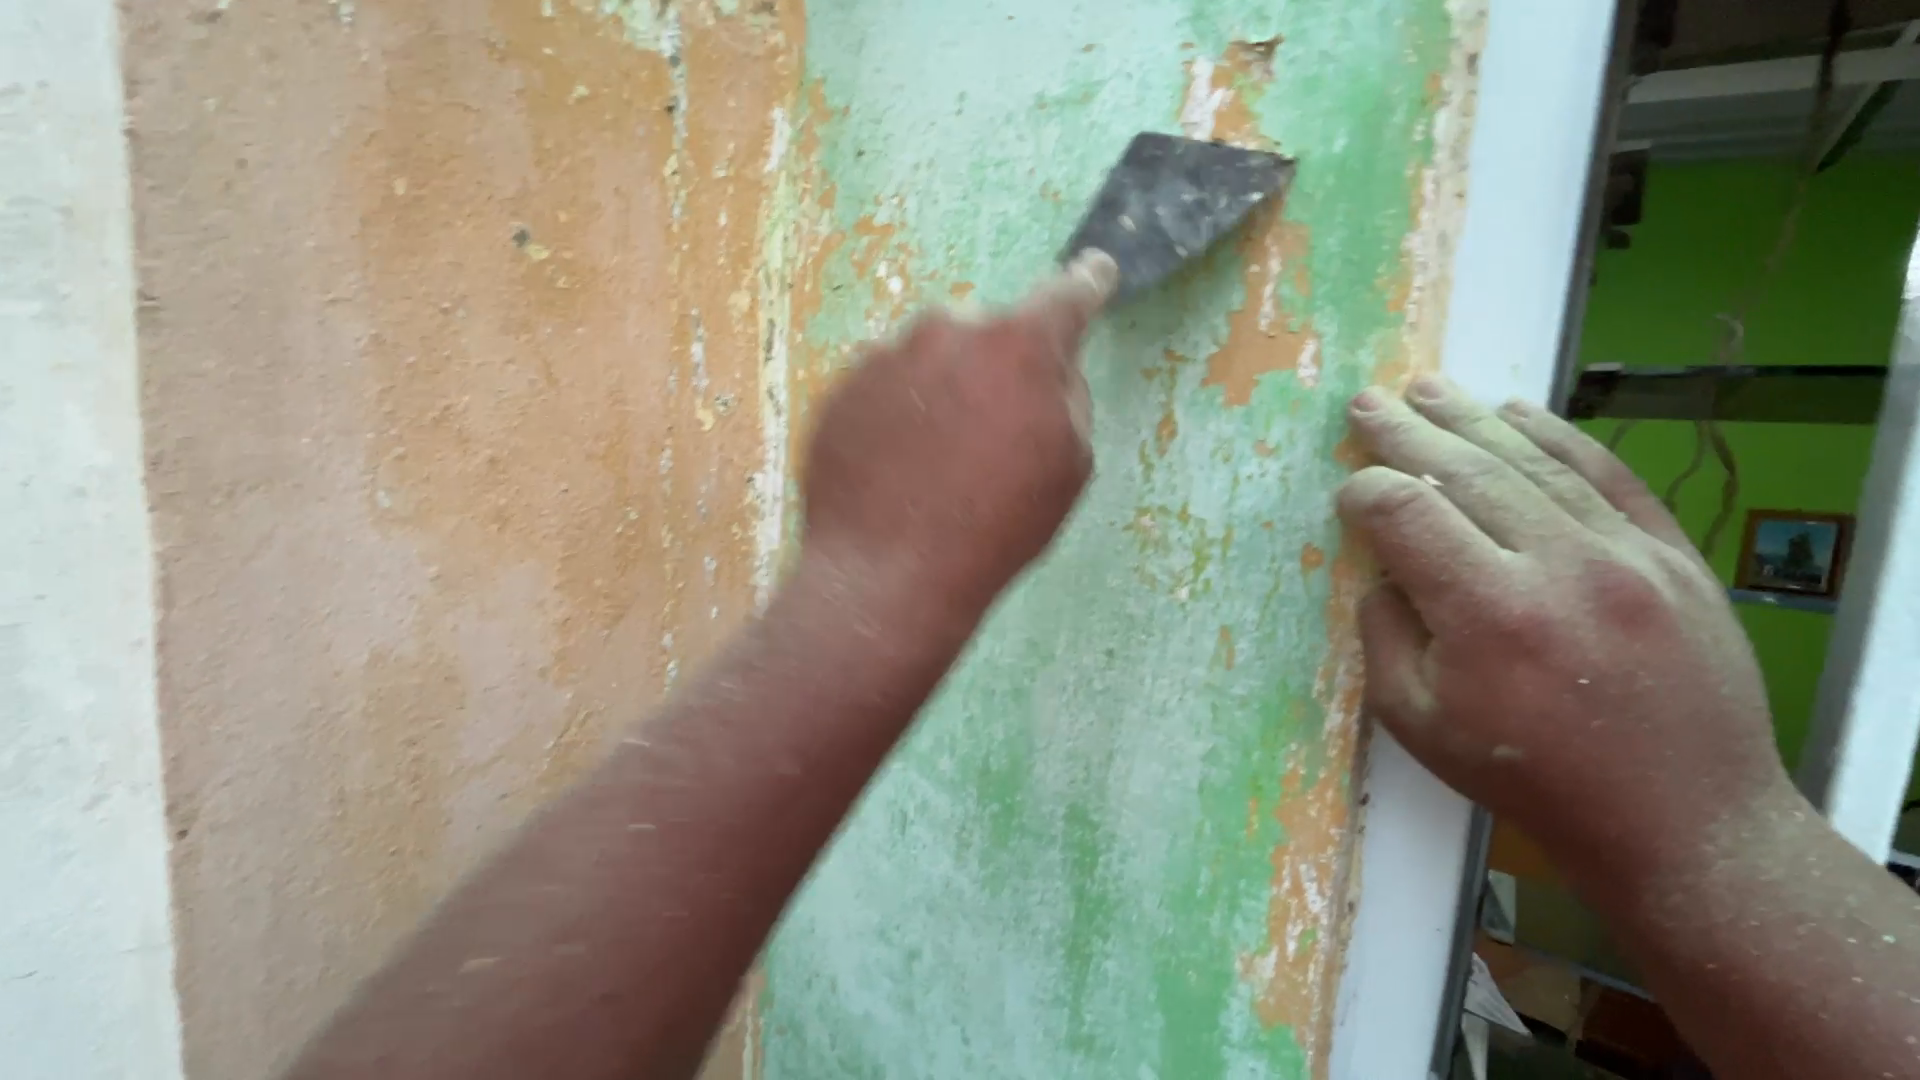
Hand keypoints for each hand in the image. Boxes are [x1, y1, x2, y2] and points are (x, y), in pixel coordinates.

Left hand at [798, 251, 1117, 624]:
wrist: (888, 574)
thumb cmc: (997, 527)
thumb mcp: (1069, 468)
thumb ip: (1069, 397)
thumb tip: (1052, 368)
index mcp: (1017, 346)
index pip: (1065, 297)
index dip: (1085, 286)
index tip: (1093, 272)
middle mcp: (948, 330)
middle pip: (988, 333)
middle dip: (998, 366)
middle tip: (991, 431)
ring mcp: (886, 353)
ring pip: (933, 356)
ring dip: (945, 387)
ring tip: (935, 459)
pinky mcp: (842, 384)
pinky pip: (888, 382)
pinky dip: (900, 408)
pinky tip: (897, 463)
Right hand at [1336, 378, 1789, 880]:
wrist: (1681, 819)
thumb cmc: (1526, 777)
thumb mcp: (1415, 721)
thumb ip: (1383, 633)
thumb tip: (1382, 570)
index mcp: (1489, 614)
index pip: (1406, 516)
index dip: (1364, 493)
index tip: (1346, 494)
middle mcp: (1562, 567)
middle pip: (1466, 473)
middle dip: (1405, 433)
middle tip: (1365, 402)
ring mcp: (1630, 555)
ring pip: (1535, 462)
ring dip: (1471, 420)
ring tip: (1426, 389)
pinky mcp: (1674, 557)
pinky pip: (1609, 476)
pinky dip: (1558, 437)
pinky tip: (1517, 412)